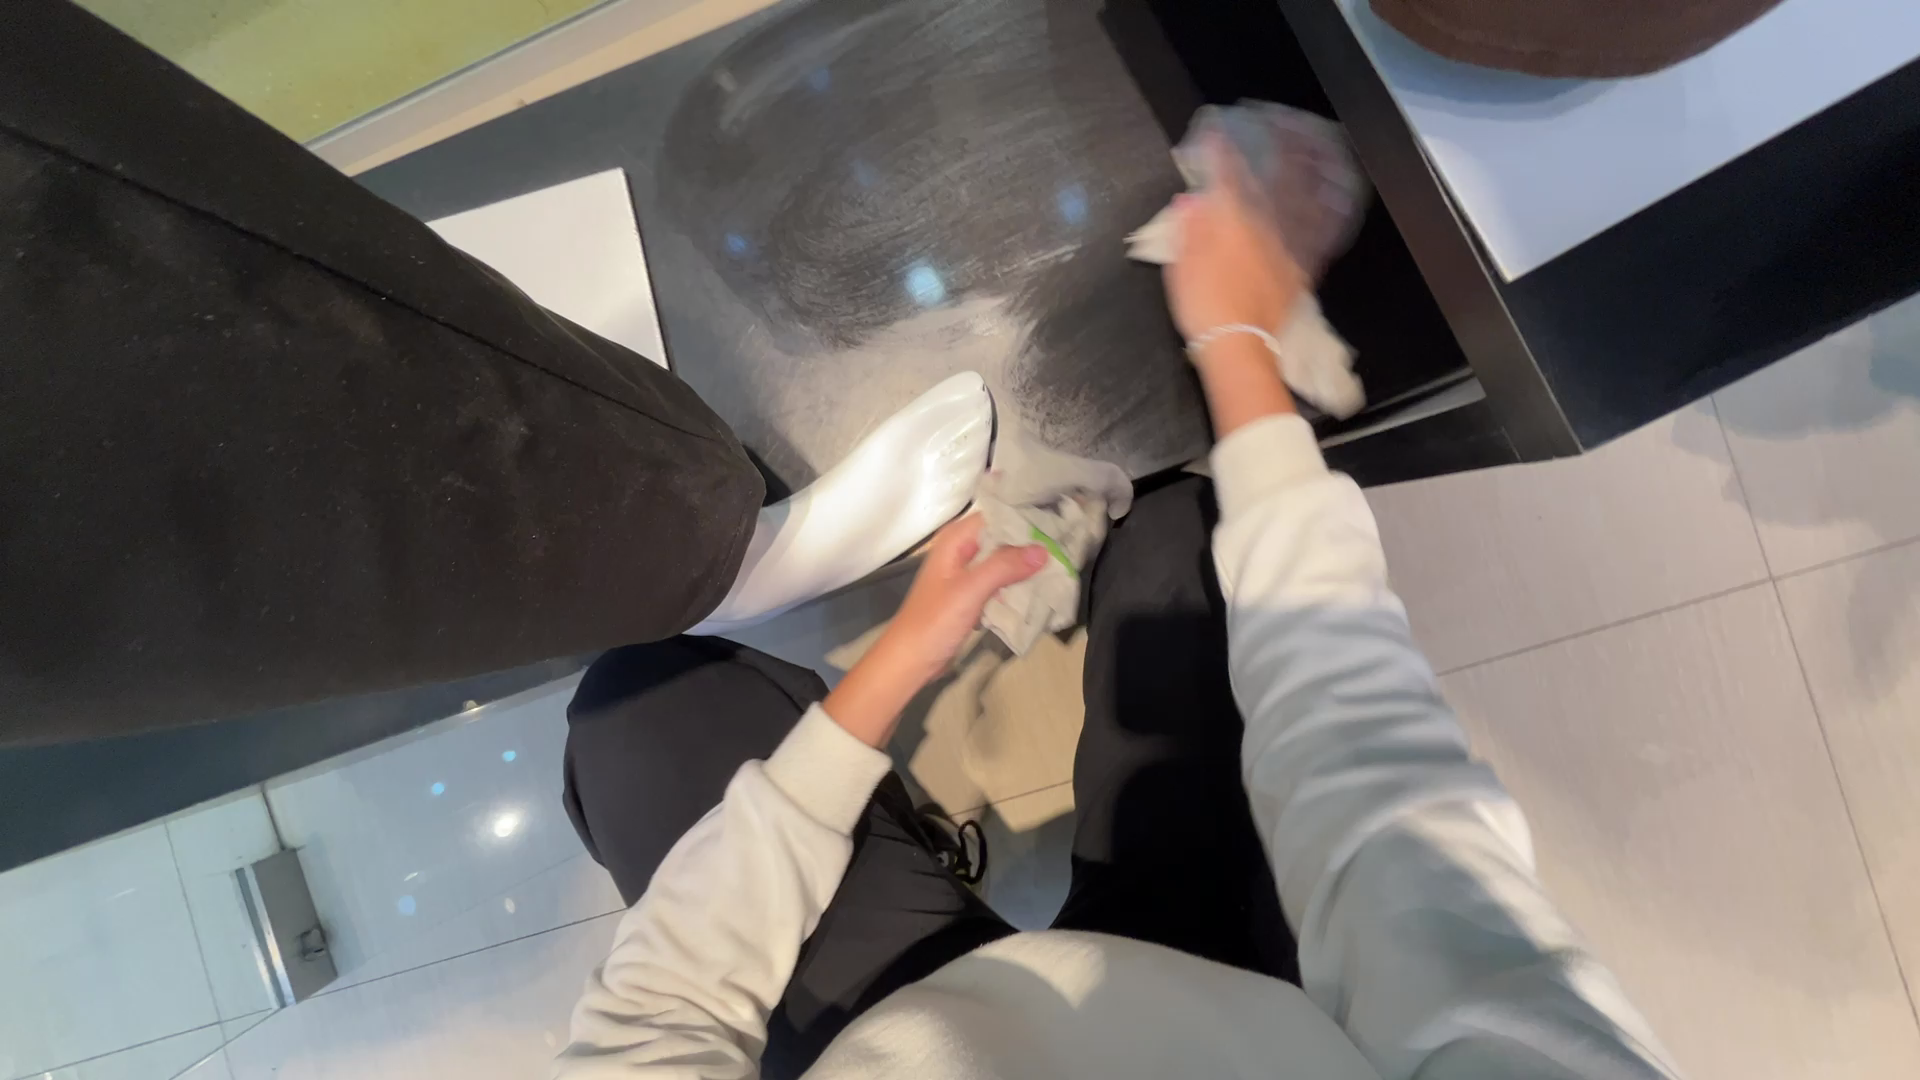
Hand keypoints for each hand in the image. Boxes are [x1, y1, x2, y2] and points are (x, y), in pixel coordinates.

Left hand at [822, 515, 1045, 747]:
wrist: (911, 660)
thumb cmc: (934, 622)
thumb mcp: (970, 590)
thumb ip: (1004, 566)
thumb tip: (1043, 550)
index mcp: (956, 539)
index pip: (998, 515)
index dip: (1027, 517)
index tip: (1060, 520)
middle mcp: (962, 548)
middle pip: (1004, 536)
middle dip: (1032, 542)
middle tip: (1067, 544)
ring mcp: (967, 572)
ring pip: (1004, 559)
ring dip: (1027, 564)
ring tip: (1062, 563)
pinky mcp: (972, 593)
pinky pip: (1000, 580)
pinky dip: (1017, 583)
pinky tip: (1040, 586)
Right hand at [1163, 135, 1307, 347]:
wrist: (1238, 345)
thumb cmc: (1202, 306)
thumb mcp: (1181, 268)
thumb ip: (1189, 229)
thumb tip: (1190, 199)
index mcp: (1229, 222)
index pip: (1223, 179)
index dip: (1219, 154)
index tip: (1216, 133)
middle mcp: (1261, 227)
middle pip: (1266, 184)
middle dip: (1268, 153)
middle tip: (1278, 124)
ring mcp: (1282, 248)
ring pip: (1293, 202)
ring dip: (1300, 173)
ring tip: (1309, 149)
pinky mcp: (1296, 271)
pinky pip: (1312, 235)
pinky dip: (1319, 214)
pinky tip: (1327, 203)